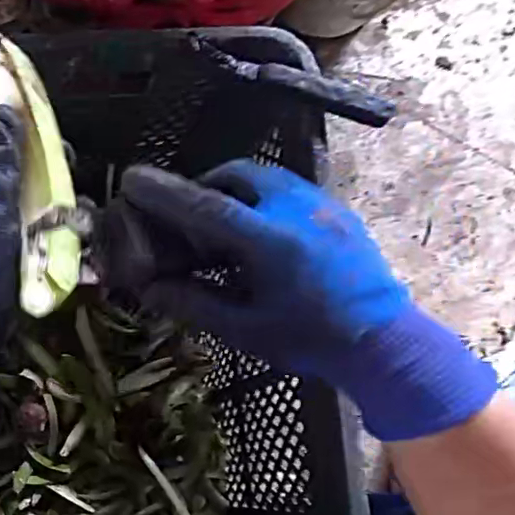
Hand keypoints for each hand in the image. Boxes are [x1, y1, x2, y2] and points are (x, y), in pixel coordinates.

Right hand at [108, 160, 495, 439]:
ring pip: (263, 175)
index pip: (205, 207)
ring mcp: (320, 203)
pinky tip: (253, 233)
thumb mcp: (243, 329)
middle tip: (181, 215)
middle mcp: (296, 210)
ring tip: (216, 225)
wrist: (382, 340)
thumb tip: (149, 288)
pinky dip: (256, 198)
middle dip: (200, 186)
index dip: (164, 193)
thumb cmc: (309, 340)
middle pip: (235, 174)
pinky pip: (285, 187)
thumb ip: (193, 303)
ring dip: (229, 189)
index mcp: (271, 243)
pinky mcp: (334, 208)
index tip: (132, 180)